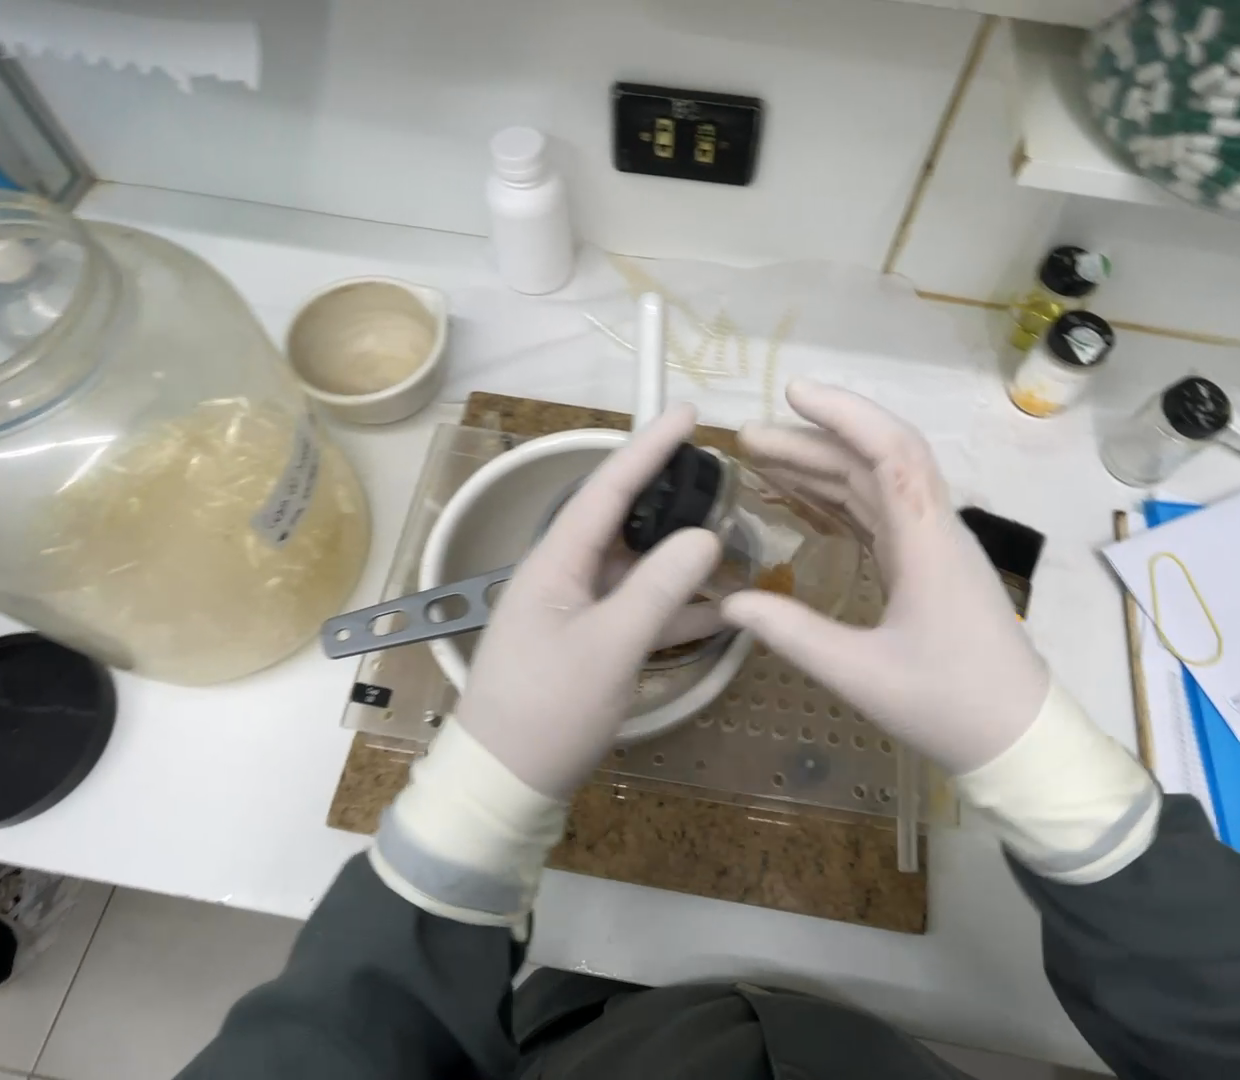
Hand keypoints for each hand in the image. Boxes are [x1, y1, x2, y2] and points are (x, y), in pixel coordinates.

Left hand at [372, 405, 723, 926]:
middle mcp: (564, 575)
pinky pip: (637, 609)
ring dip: (681, 561)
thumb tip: (707, 537)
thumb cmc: (548, 710)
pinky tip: (718, 610)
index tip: (687, 413)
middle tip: (722, 484)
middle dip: (673, 501)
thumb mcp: (609, 647)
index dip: (648, 447)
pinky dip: (674, 607)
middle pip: (624, 523)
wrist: (505, 782)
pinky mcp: (588, 642)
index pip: (607, 489)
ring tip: (734, 548)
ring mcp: (576, 610)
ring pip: (636, 569)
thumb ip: (660, 588)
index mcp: (556, 562)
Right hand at [719, 381, 1047, 775]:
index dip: (843, 413)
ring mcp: (931, 545)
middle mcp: (932, 528)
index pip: (890, 451)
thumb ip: (792, 634)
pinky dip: (836, 499)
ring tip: (761, 461)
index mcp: (927, 541)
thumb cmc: (948, 704)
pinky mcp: (924, 566)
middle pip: (872, 461)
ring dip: (820, 467)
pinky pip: (876, 514)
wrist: (1017, 738)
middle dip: (810, 442)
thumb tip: (728, 601)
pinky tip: (802, 500)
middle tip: (747, 439)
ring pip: (873, 485)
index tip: (792, 394)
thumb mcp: (860, 674)